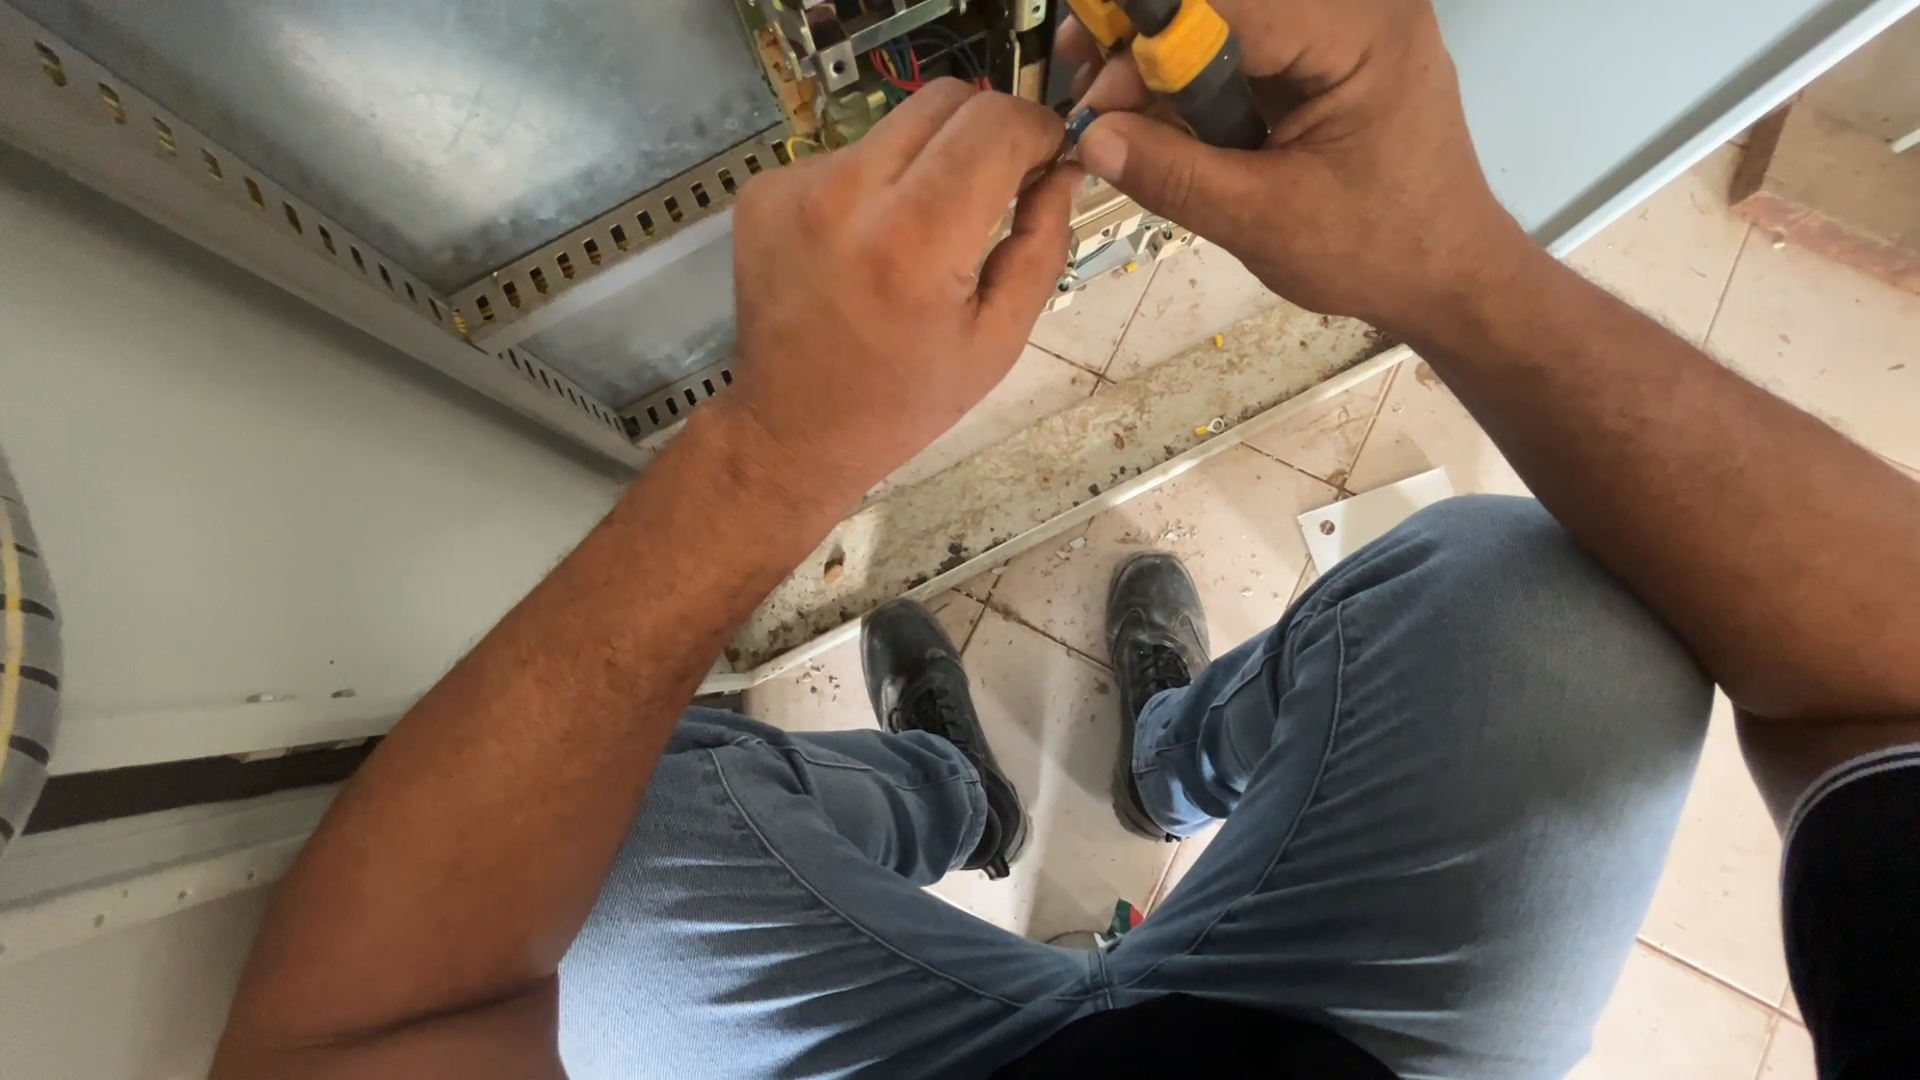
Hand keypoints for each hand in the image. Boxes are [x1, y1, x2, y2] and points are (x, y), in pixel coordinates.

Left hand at [717, 80, 1076, 505]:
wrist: (795, 431)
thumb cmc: (905, 403)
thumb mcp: (996, 343)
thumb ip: (1041, 248)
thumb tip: (1061, 173)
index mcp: (917, 239)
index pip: (995, 122)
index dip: (1036, 129)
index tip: (1046, 159)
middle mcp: (848, 193)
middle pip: (945, 101)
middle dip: (988, 133)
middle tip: (995, 188)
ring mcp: (795, 186)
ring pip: (894, 125)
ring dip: (930, 159)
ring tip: (925, 231)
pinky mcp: (764, 192)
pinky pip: (846, 156)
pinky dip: (876, 184)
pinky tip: (870, 245)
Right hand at [1056, 0, 1534, 334]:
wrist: (1443, 276)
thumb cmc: (1370, 251)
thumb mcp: (1262, 220)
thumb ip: (1176, 175)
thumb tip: (1093, 138)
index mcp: (1358, 30)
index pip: (1234, 0)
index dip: (1152, 30)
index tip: (1095, 80)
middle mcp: (1354, 10)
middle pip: (1229, 4)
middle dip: (1149, 39)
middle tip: (1088, 86)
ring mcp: (1340, 36)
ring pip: (1230, 29)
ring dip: (1163, 63)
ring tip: (1107, 105)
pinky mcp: (1324, 66)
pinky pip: (1245, 60)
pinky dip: (1193, 87)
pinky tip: (1152, 116)